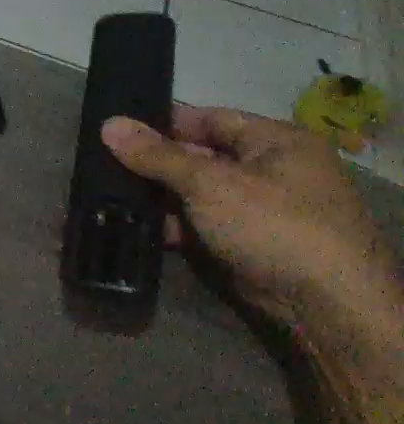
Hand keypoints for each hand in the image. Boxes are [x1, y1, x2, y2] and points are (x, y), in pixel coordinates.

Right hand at [100, 106, 397, 321]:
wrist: (325, 304)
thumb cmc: (273, 226)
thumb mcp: (209, 184)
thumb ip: (156, 155)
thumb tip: (109, 124)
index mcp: (277, 143)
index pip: (207, 118)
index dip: (160, 123)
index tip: (112, 131)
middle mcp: (270, 170)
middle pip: (197, 155)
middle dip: (150, 163)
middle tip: (98, 164)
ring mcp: (258, 207)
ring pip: (192, 191)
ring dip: (154, 196)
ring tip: (104, 195)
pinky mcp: (244, 238)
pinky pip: (197, 221)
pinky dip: (168, 223)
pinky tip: (131, 225)